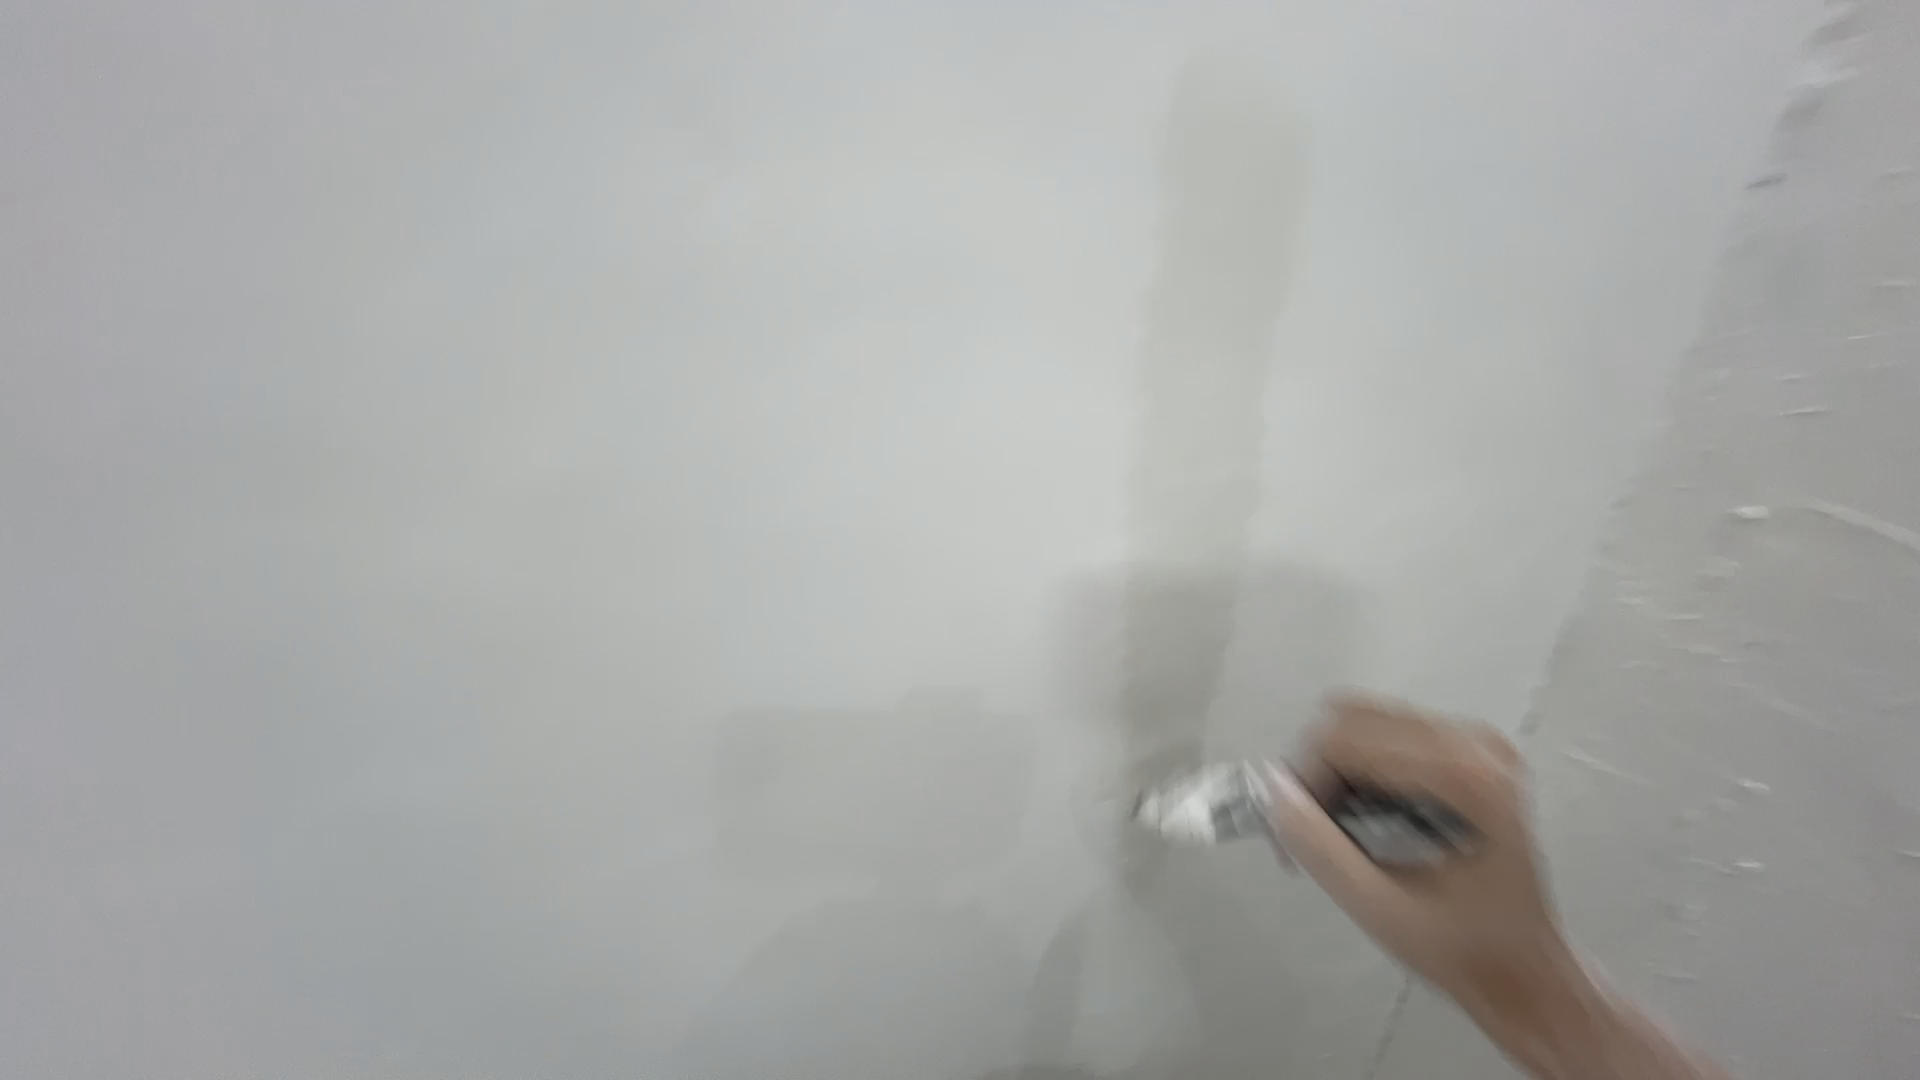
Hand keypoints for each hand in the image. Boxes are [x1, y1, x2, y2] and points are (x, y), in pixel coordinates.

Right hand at [1264, 690, 1576, 1024]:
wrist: (1528, 973)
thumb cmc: (1458, 948)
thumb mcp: (1377, 908)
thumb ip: (1318, 845)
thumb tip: (1271, 788)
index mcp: (1464, 779)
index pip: (1345, 741)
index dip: (1307, 781)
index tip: (1298, 830)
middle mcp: (1474, 744)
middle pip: (1351, 719)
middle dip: (1318, 770)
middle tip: (1313, 826)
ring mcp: (1476, 740)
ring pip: (1362, 717)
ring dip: (1335, 765)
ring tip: (1338, 821)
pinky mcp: (1470, 746)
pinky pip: (1384, 727)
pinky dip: (1358, 763)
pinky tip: (1367, 810)